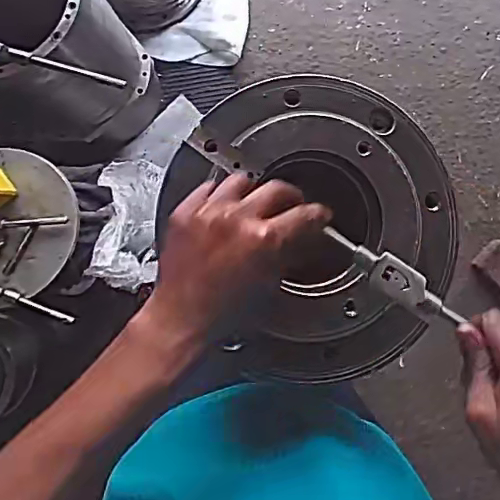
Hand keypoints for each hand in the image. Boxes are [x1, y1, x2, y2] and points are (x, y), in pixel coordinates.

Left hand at [139, 174, 331, 351]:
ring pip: (242, 181)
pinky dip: (220, 195)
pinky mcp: (185, 211)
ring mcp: (208, 212)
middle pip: (277, 188)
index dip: (318, 214)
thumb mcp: (269, 283)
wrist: (180, 318)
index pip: (304, 214)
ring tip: (254, 204)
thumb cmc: (221, 312)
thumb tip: (301, 237)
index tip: (319, 214)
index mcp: (263, 239)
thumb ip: (288, 252)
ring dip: (253, 192)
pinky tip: (224, 207)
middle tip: (292, 206)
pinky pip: (209, 188)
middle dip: (291, 198)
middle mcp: (236, 219)